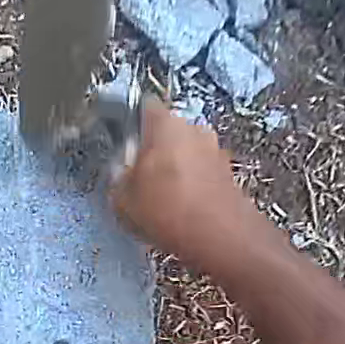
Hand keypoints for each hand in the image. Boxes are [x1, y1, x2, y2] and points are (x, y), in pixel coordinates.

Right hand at [112, 100, 264, 270]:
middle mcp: (193, 127)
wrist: (219, 236)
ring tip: (159, 199)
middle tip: (137, 180)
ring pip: (184, 152)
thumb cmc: (166, 209)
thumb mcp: (121, 199)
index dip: (128, 126)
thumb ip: (117, 178)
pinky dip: (189, 183)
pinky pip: (199, 171)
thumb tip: (121, 171)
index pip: (142, 107)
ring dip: (172, 168)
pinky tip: (180, 208)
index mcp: (164, 124)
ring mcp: (214, 148)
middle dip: (151, 151)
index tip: (120, 148)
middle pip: (165, 132)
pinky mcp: (227, 171)